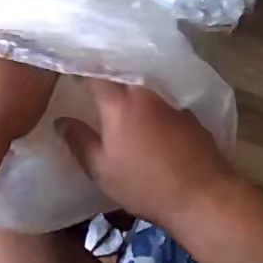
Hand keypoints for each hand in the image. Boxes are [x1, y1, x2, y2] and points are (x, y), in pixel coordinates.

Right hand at [55, 79, 241, 229]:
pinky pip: (163, 95)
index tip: (70, 71)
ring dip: (130, 84)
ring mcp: (171, 99)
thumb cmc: (145, 185)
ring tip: (118, 93)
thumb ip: (79, 141)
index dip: (81, 69)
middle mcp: (147, 92)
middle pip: (122, 71)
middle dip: (107, 72)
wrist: (201, 194)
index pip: (96, 73)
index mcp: (121, 103)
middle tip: (92, 80)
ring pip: (144, 82)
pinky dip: (151, 99)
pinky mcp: (189, 111)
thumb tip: (61, 121)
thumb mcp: (102, 170)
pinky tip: (148, 113)